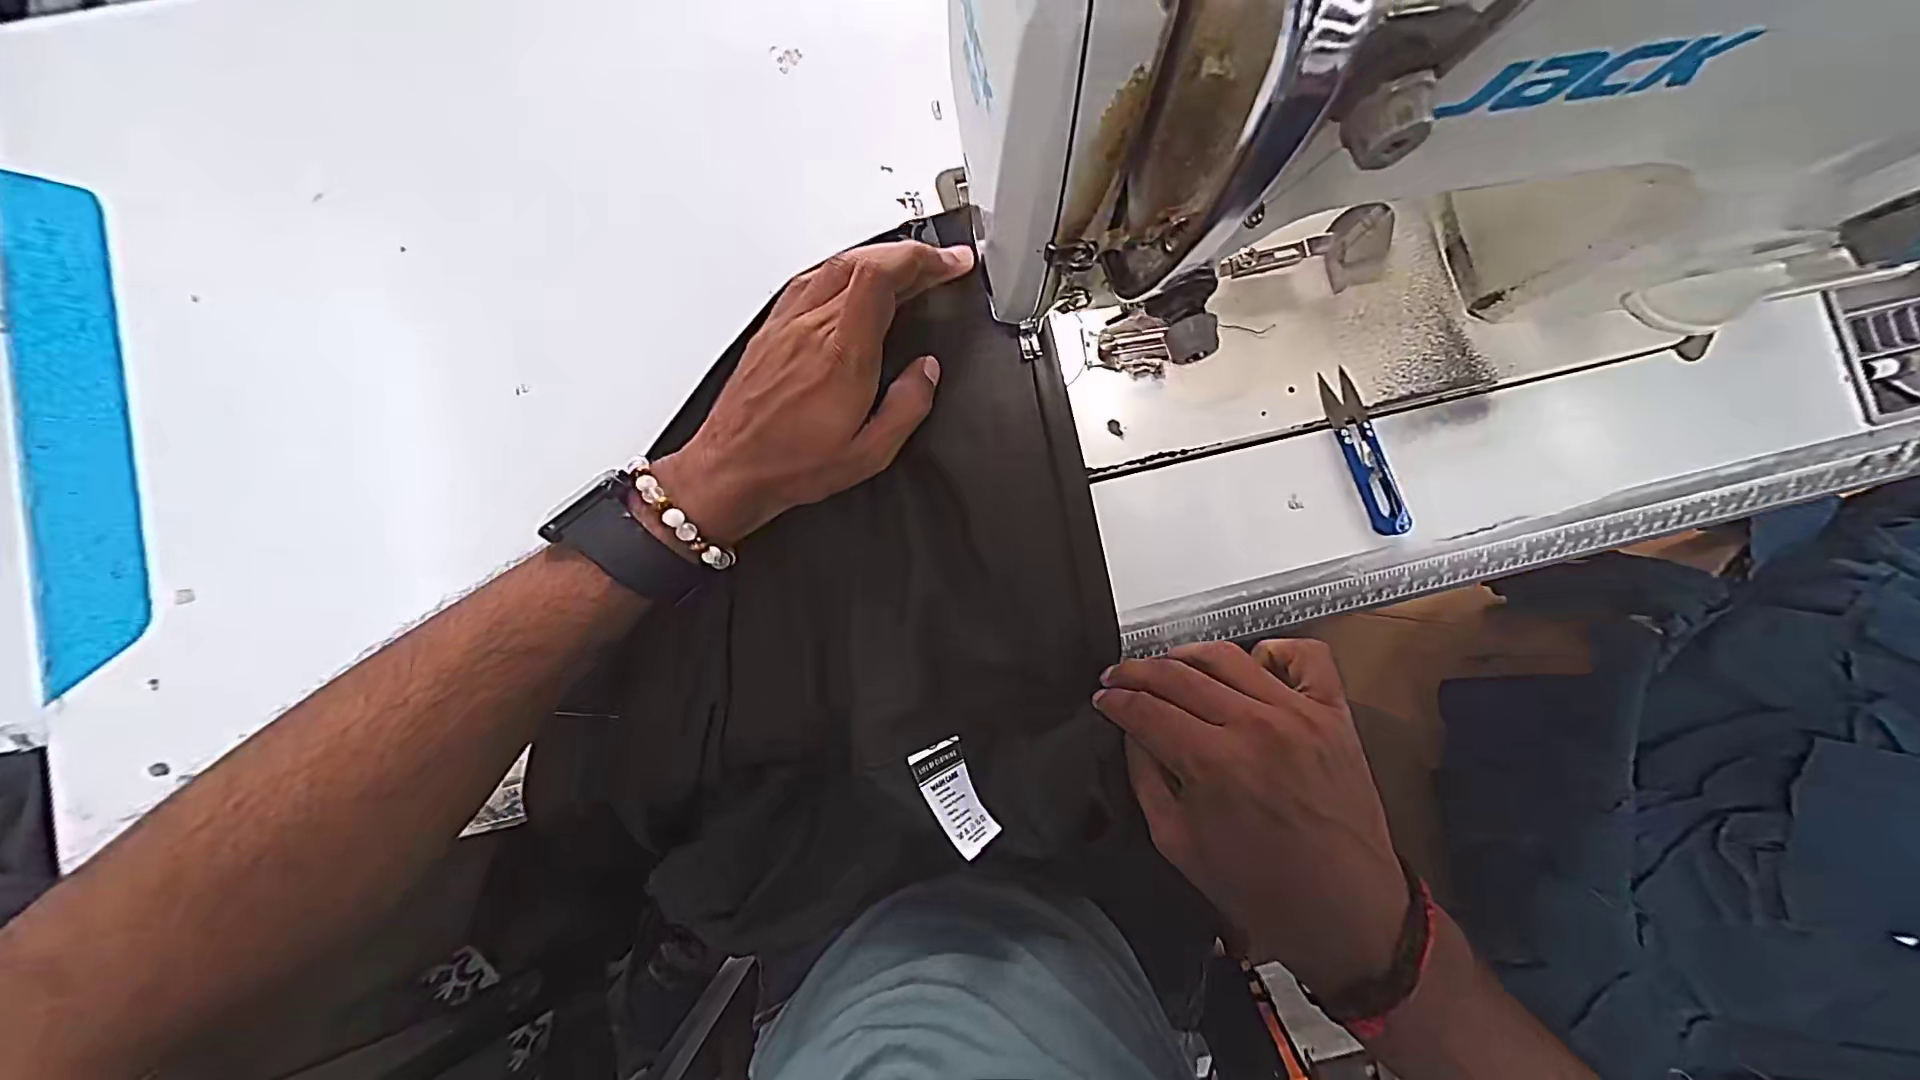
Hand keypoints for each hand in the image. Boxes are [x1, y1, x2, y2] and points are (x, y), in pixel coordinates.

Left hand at [647, 241, 974, 544]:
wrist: (731, 468)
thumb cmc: (790, 464)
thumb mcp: (869, 453)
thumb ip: (908, 407)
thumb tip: (926, 372)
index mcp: (842, 354)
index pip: (881, 276)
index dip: (922, 259)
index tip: (950, 264)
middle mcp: (811, 329)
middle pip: (862, 261)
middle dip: (909, 256)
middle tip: (938, 265)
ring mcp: (786, 325)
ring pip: (834, 265)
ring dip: (876, 258)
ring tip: (904, 271)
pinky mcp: (770, 331)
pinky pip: (808, 281)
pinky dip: (842, 271)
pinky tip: (852, 283)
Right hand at [1093, 639, 1406, 994]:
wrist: (1349, 918)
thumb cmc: (1265, 891)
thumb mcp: (1176, 842)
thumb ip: (1144, 776)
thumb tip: (1131, 732)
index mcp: (1213, 764)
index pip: (1144, 707)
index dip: (1114, 700)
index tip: (1105, 699)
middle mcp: (1255, 729)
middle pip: (1175, 673)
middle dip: (1135, 672)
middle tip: (1120, 678)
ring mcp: (1299, 716)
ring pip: (1225, 654)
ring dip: (1184, 654)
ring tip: (1168, 666)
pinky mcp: (1334, 716)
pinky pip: (1304, 655)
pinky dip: (1273, 649)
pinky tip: (1251, 663)